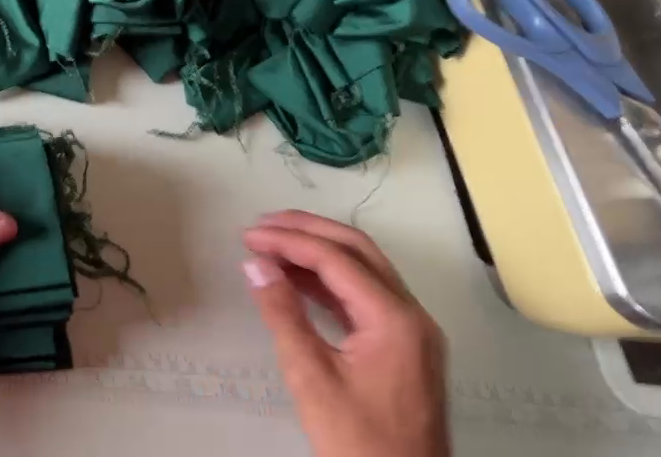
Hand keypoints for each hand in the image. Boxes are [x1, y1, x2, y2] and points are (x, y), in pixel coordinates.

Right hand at [243, 210, 449, 456]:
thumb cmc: (357, 439)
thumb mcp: (311, 377)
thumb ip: (283, 313)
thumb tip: (255, 263)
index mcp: (394, 319)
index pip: (336, 258)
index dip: (288, 240)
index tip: (248, 236)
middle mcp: (412, 314)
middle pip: (357, 249)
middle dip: (307, 230)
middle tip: (261, 226)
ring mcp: (412, 330)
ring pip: (363, 268)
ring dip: (317, 250)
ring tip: (271, 246)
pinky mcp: (404, 346)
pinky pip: (365, 294)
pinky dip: (329, 279)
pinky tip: (295, 279)